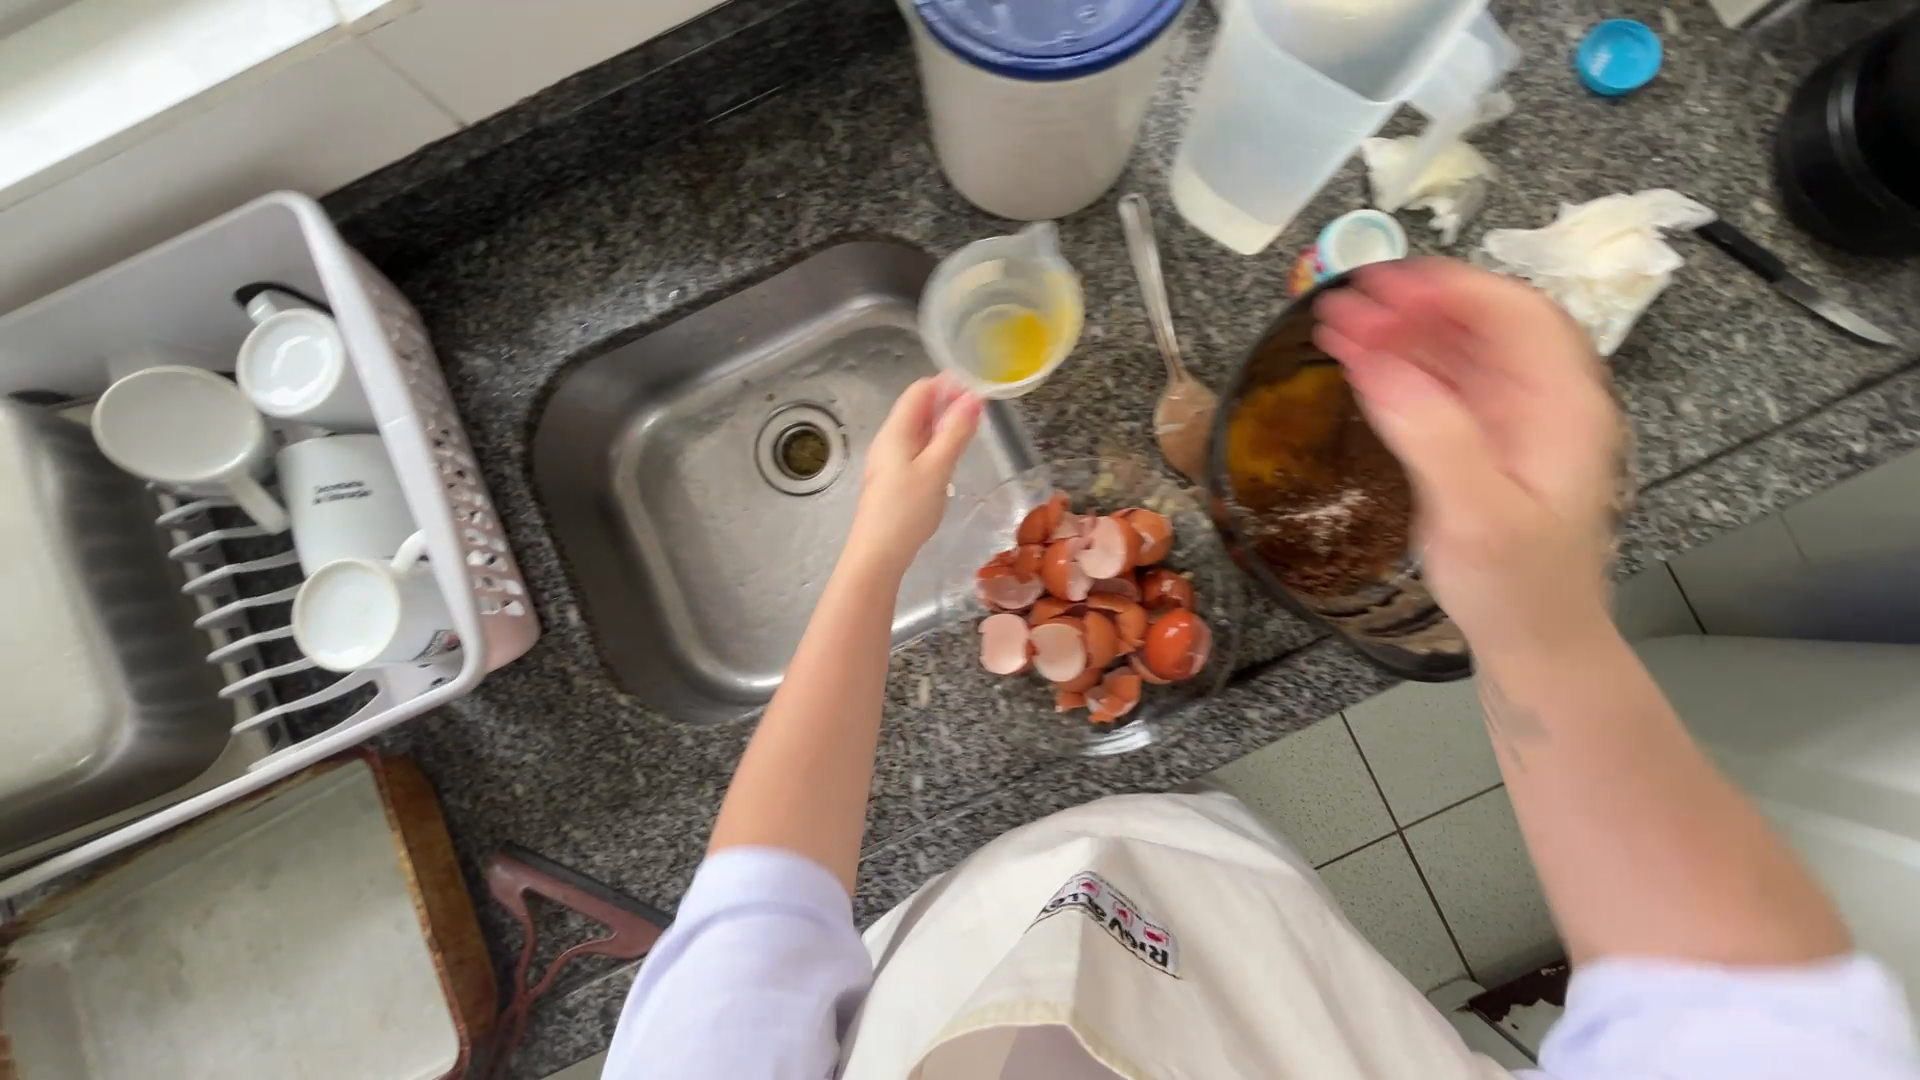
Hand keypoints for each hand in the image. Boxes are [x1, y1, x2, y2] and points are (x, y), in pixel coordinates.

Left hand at [847, 375, 982, 574]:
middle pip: (918, 410)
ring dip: (943, 426)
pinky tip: (951, 458)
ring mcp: (890, 461)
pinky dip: (936, 446)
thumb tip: (974, 399)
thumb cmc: (906, 510)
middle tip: (980, 411)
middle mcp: (889, 441)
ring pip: (919, 432)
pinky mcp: (895, 480)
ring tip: (971, 431)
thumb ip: (956, 433)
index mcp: (895, 432)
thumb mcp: (937, 469)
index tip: (976, 388)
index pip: (919, 391)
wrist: (878, 554)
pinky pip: (917, 452)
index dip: (947, 385)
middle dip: (948, 404)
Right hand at [1312, 259, 1621, 659]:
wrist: (1528, 633)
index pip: (1514, 317)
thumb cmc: (1516, 582)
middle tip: (1342, 302)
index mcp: (1560, 407)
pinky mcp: (1470, 441)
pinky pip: (1430, 388)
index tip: (1385, 285)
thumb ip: (1434, 437)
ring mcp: (1501, 420)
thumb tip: (1375, 367)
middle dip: (1409, 307)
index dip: (1451, 290)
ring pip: (1446, 354)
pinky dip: (1390, 367)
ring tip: (1332, 324)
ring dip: (1392, 333)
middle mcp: (1534, 400)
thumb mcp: (1479, 513)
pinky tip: (1353, 361)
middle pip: (1473, 329)